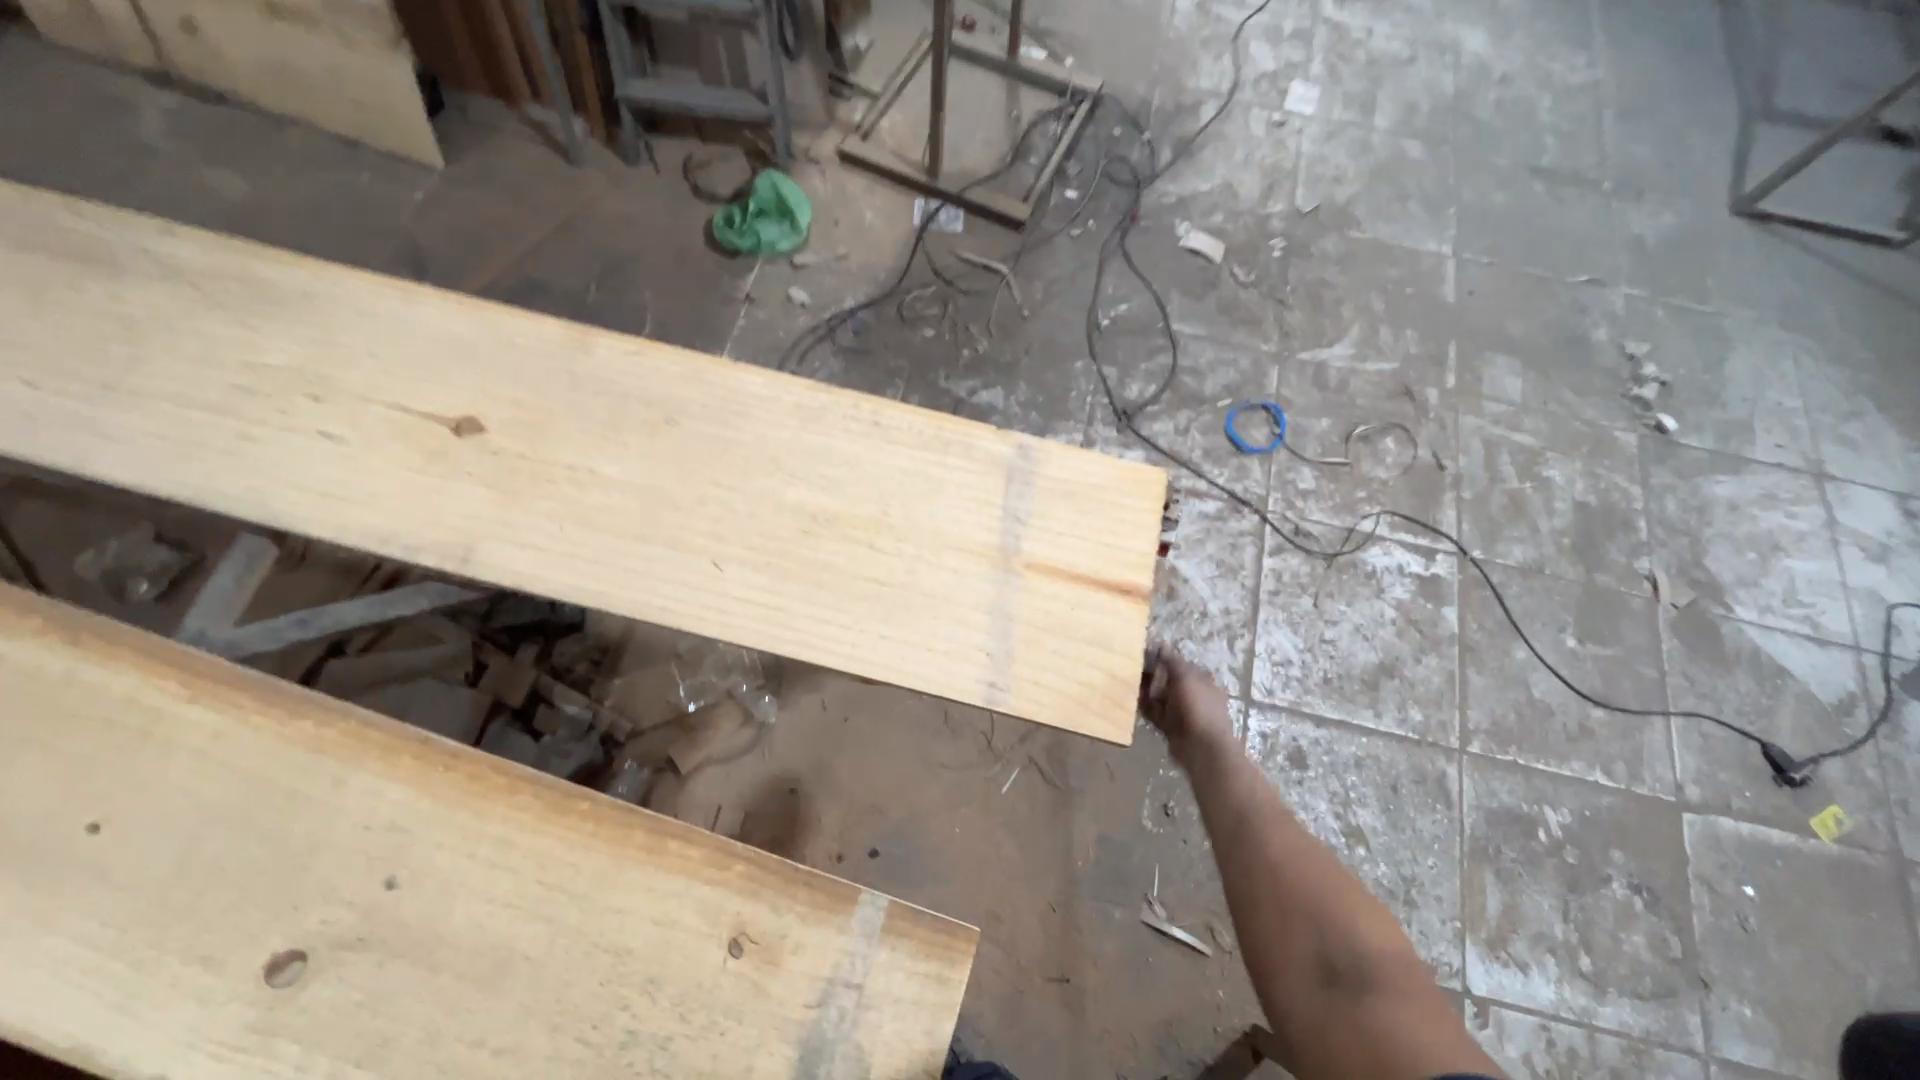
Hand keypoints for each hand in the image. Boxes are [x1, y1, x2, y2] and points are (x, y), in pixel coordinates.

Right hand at [1139, 645, 1234, 765]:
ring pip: (1162, 698)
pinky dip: (1147, 709)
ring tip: (1131, 687)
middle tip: (1134, 672)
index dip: (1162, 660)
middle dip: (1153, 678)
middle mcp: (1194, 694)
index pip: (1179, 664)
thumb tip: (1162, 644)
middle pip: (1169, 682)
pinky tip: (1135, 704)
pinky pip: (1157, 714)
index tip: (1143, 657)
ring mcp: (1184, 712)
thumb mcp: (1185, 677)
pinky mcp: (1173, 727)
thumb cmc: (1197, 707)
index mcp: (1202, 679)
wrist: (1202, 748)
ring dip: (1148, 694)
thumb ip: (1172, 661)